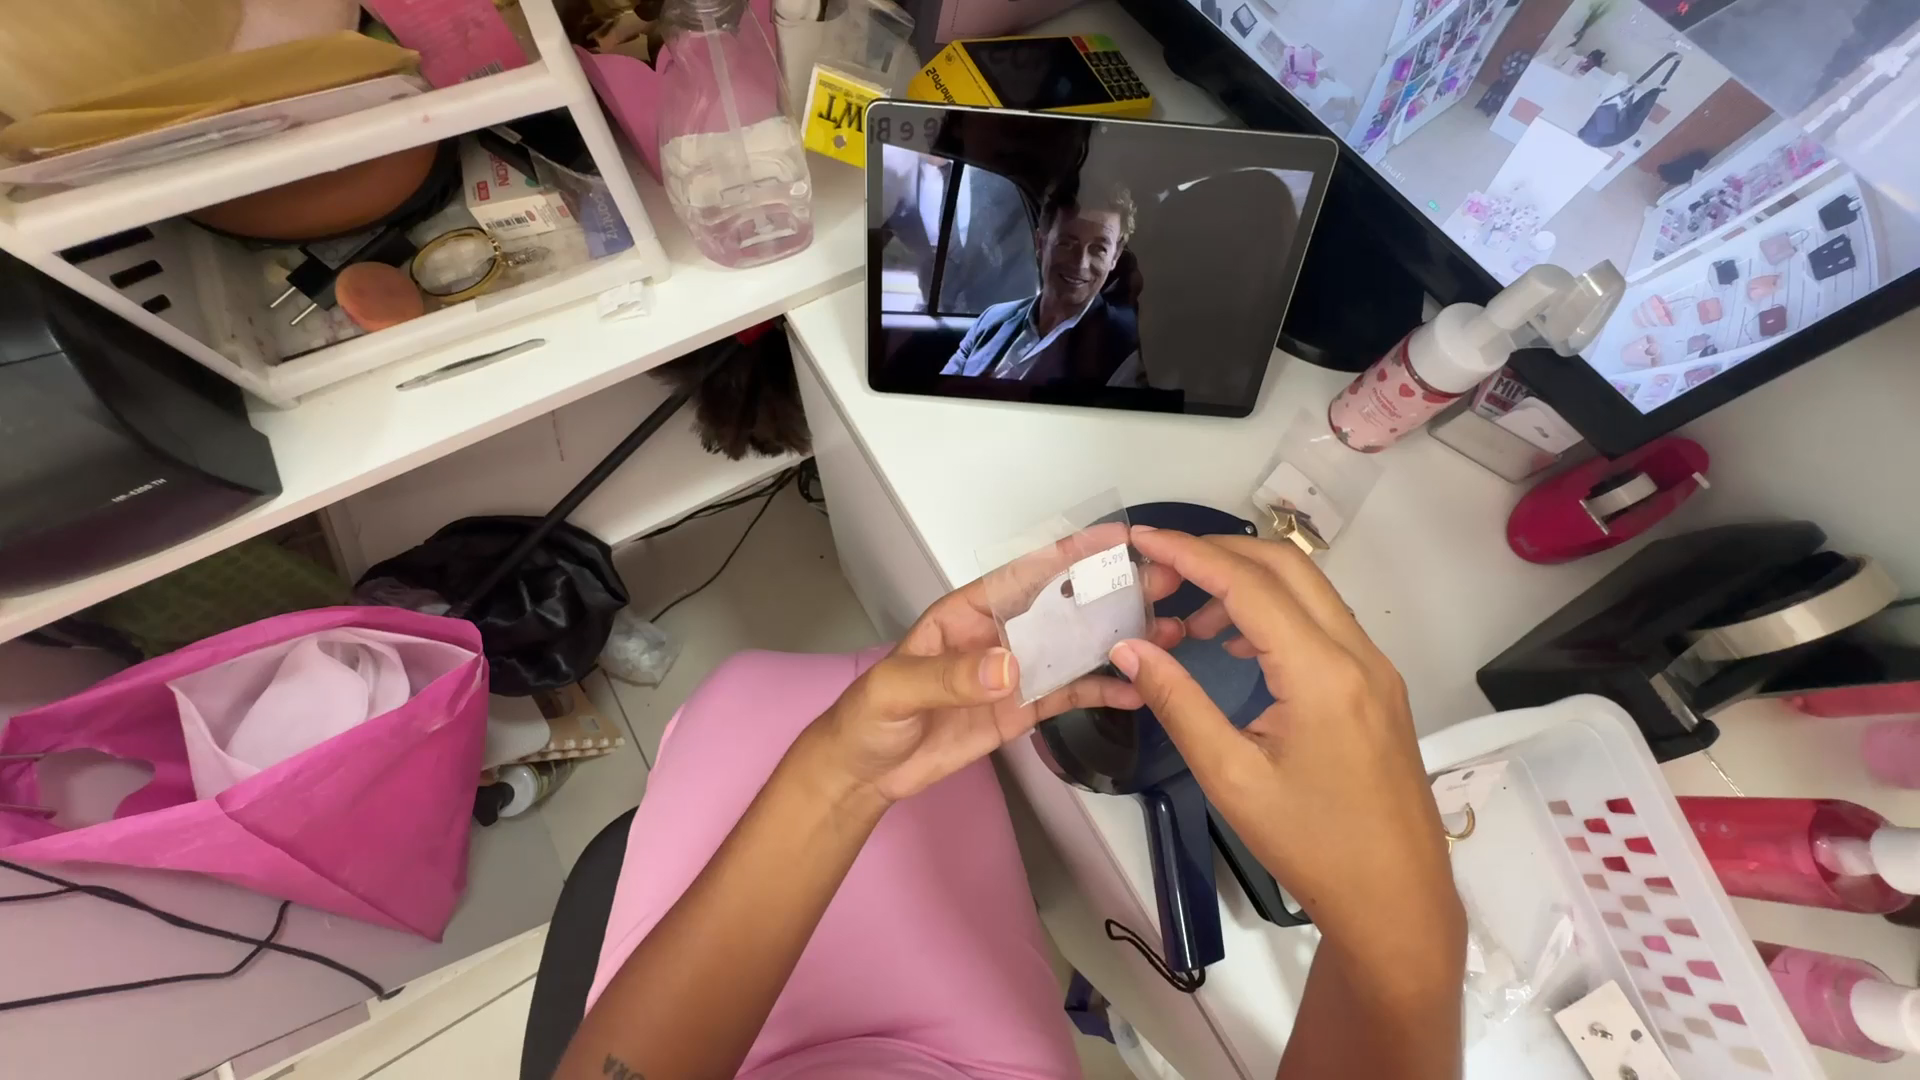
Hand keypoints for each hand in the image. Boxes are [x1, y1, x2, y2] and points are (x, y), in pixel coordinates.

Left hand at [812, 528, 1184, 804]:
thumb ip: (950, 677)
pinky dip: (1101, 690)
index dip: (1066, 555)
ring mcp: (1014, 672)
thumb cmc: (870, 716)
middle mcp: (998, 635)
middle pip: (1060, 607)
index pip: (1022, 575)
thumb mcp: (898, 689)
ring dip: (1115, 640)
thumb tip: (1010, 667)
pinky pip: (1068, 693)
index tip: (1112, 539)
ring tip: (1165, 633)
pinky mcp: (1022, 708)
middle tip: (1160, 583)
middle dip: (1107, 593)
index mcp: (967, 613)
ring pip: (1073, 648)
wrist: (867, 772)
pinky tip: (1135, 690)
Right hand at [1107, 528, 1461, 971]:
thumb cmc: (1311, 845)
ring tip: (1188, 619)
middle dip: (1216, 554)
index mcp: (1322, 673)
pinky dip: (1270, 613)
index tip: (1140, 539)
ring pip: (1305, 589)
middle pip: (1284, 565)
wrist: (1397, 903)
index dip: (1189, 554)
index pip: (1248, 584)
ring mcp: (1372, 667)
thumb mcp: (1229, 776)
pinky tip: (1234, 649)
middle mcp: (1356, 654)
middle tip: (1159, 571)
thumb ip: (1176, 702)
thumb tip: (1128, 648)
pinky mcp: (1374, 685)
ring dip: (1244, 584)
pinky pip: (1318, 622)